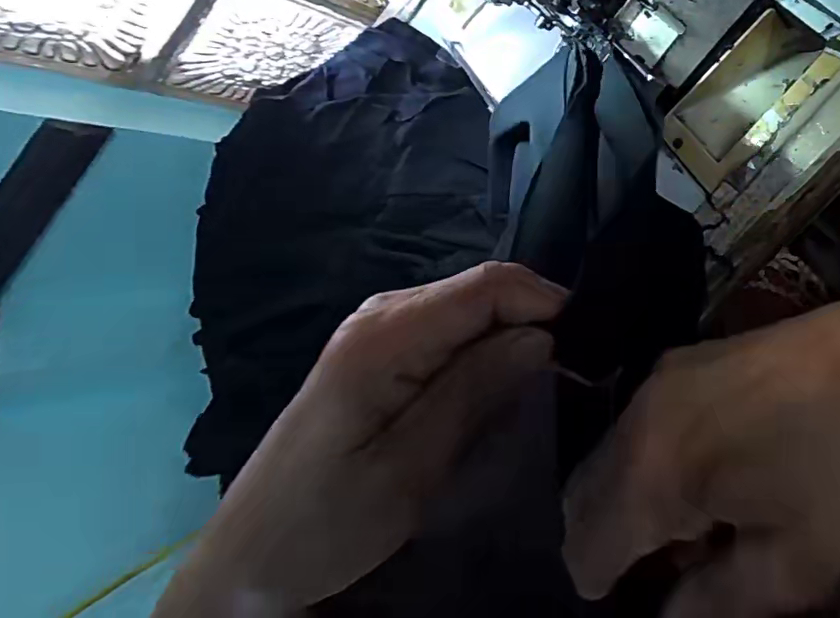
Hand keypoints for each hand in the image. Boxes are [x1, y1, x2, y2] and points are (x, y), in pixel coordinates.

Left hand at [159, 262, 566, 616]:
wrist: (251, 552)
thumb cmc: (326, 522)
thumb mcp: (408, 471)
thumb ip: (474, 392)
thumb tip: (541, 337)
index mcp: (386, 335)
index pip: (486, 286)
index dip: (543, 300)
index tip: (588, 342)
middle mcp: (384, 310)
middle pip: (480, 287)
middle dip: (534, 313)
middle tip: (578, 362)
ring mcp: (379, 321)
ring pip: (469, 301)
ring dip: (513, 326)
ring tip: (551, 369)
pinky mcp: (381, 340)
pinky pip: (450, 321)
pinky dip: (486, 337)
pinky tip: (502, 371)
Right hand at [563, 300, 839, 617]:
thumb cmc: (837, 462)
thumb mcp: (793, 561)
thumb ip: (714, 602)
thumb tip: (665, 614)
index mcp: (654, 473)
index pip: (584, 546)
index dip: (605, 585)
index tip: (641, 597)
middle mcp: (635, 419)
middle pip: (581, 497)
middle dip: (608, 540)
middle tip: (669, 568)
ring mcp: (651, 381)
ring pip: (606, 457)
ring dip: (627, 499)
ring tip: (694, 523)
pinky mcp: (673, 360)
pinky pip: (634, 424)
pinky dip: (647, 459)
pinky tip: (706, 467)